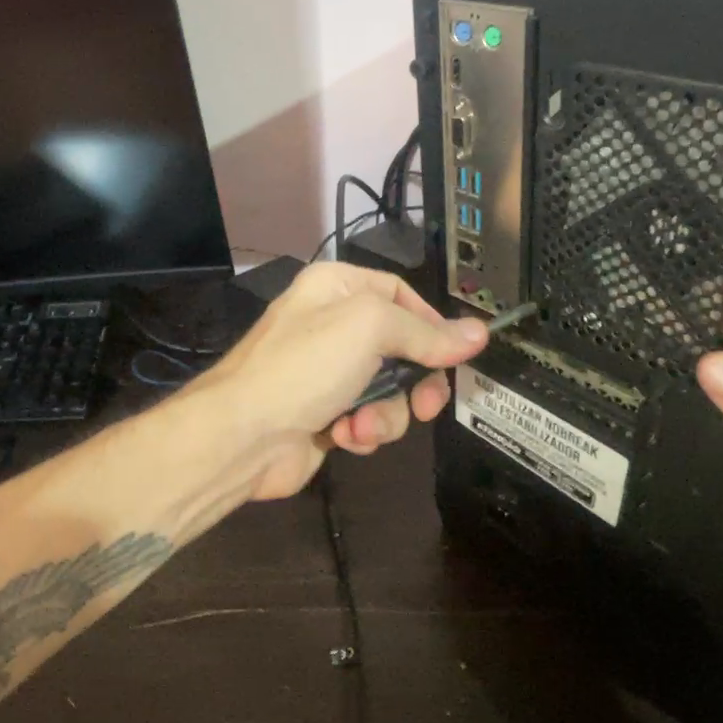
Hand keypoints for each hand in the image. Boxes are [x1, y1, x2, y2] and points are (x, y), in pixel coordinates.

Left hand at [199, 262, 488, 500]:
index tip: (454, 354)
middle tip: (424, 404)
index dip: (430, 323)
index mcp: (337, 287)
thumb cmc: (303, 366)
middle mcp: (333, 324)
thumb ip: (425, 332)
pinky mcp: (327, 413)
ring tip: (360, 423)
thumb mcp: (369, 328)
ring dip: (386, 412)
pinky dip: (363, 430)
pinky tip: (344, 436)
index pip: (400, 294)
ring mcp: (329, 372)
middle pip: (403, 347)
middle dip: (415, 380)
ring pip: (391, 390)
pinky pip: (369, 418)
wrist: (244, 434)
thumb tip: (477, 333)